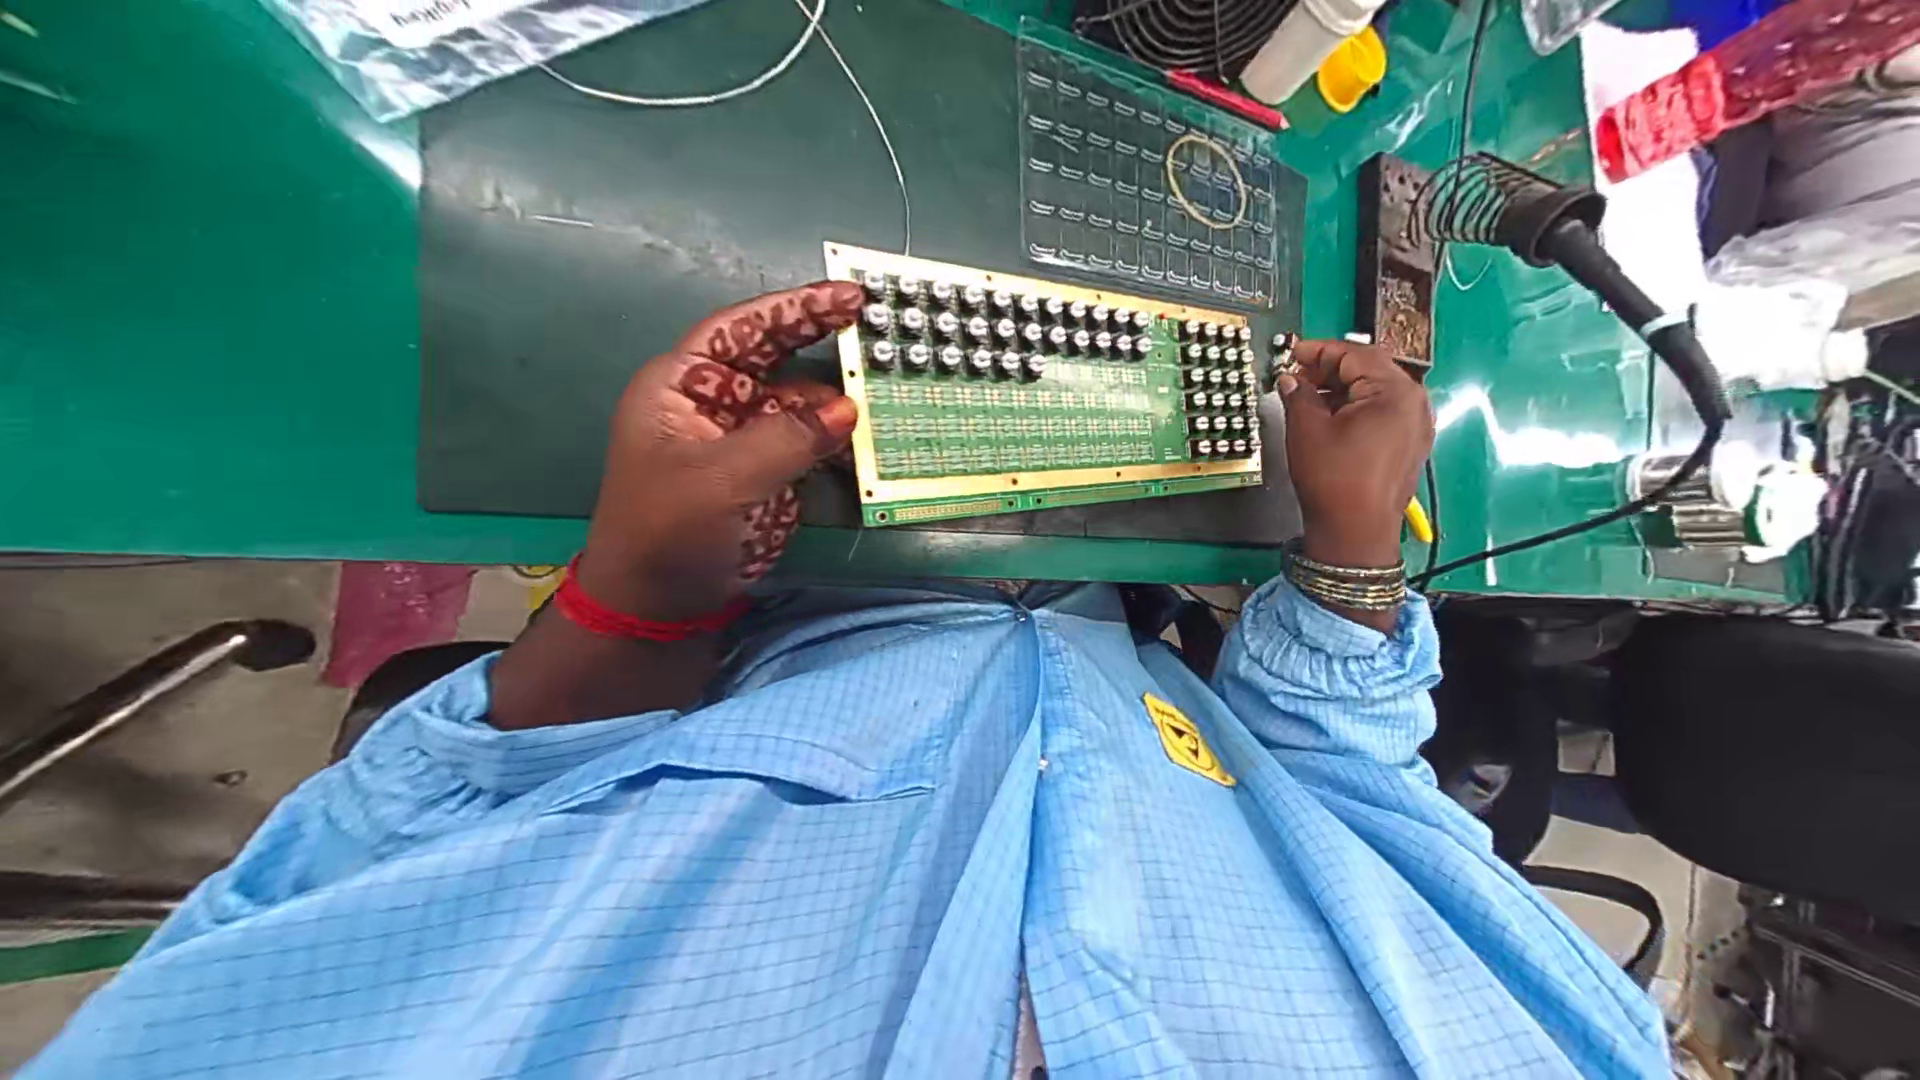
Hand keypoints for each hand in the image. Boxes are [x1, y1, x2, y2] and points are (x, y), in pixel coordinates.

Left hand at [575, 280, 865, 619]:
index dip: (795, 309)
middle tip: (879, 333)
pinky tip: (873, 439)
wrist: (661, 602)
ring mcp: (752, 438)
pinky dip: (842, 442)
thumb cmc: (669, 532)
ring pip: (806, 405)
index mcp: (687, 385)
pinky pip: (815, 444)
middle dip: (827, 347)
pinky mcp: (775, 472)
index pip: (745, 330)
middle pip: (782, 360)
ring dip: (843, 402)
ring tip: (890, 392)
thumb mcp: (721, 480)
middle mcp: (722, 402)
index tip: (848, 296)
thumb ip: (786, 439)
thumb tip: (849, 409)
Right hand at [1277, 339, 1433, 570]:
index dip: (1320, 351)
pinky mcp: (1409, 443)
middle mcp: (1414, 403)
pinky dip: (1354, 407)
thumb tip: (1290, 380)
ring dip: (1340, 389)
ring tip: (1307, 399)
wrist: (1355, 529)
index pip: (1355, 354)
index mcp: (1395, 392)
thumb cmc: (1333, 480)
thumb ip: (1298, 395)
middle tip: (1296, 377)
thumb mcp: (1306, 430)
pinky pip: (1381, 412)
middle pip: (1370, 369)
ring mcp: (1416, 425)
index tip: (1294, 353)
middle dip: (1330, 370)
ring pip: (1375, 391)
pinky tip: (1328, 418)